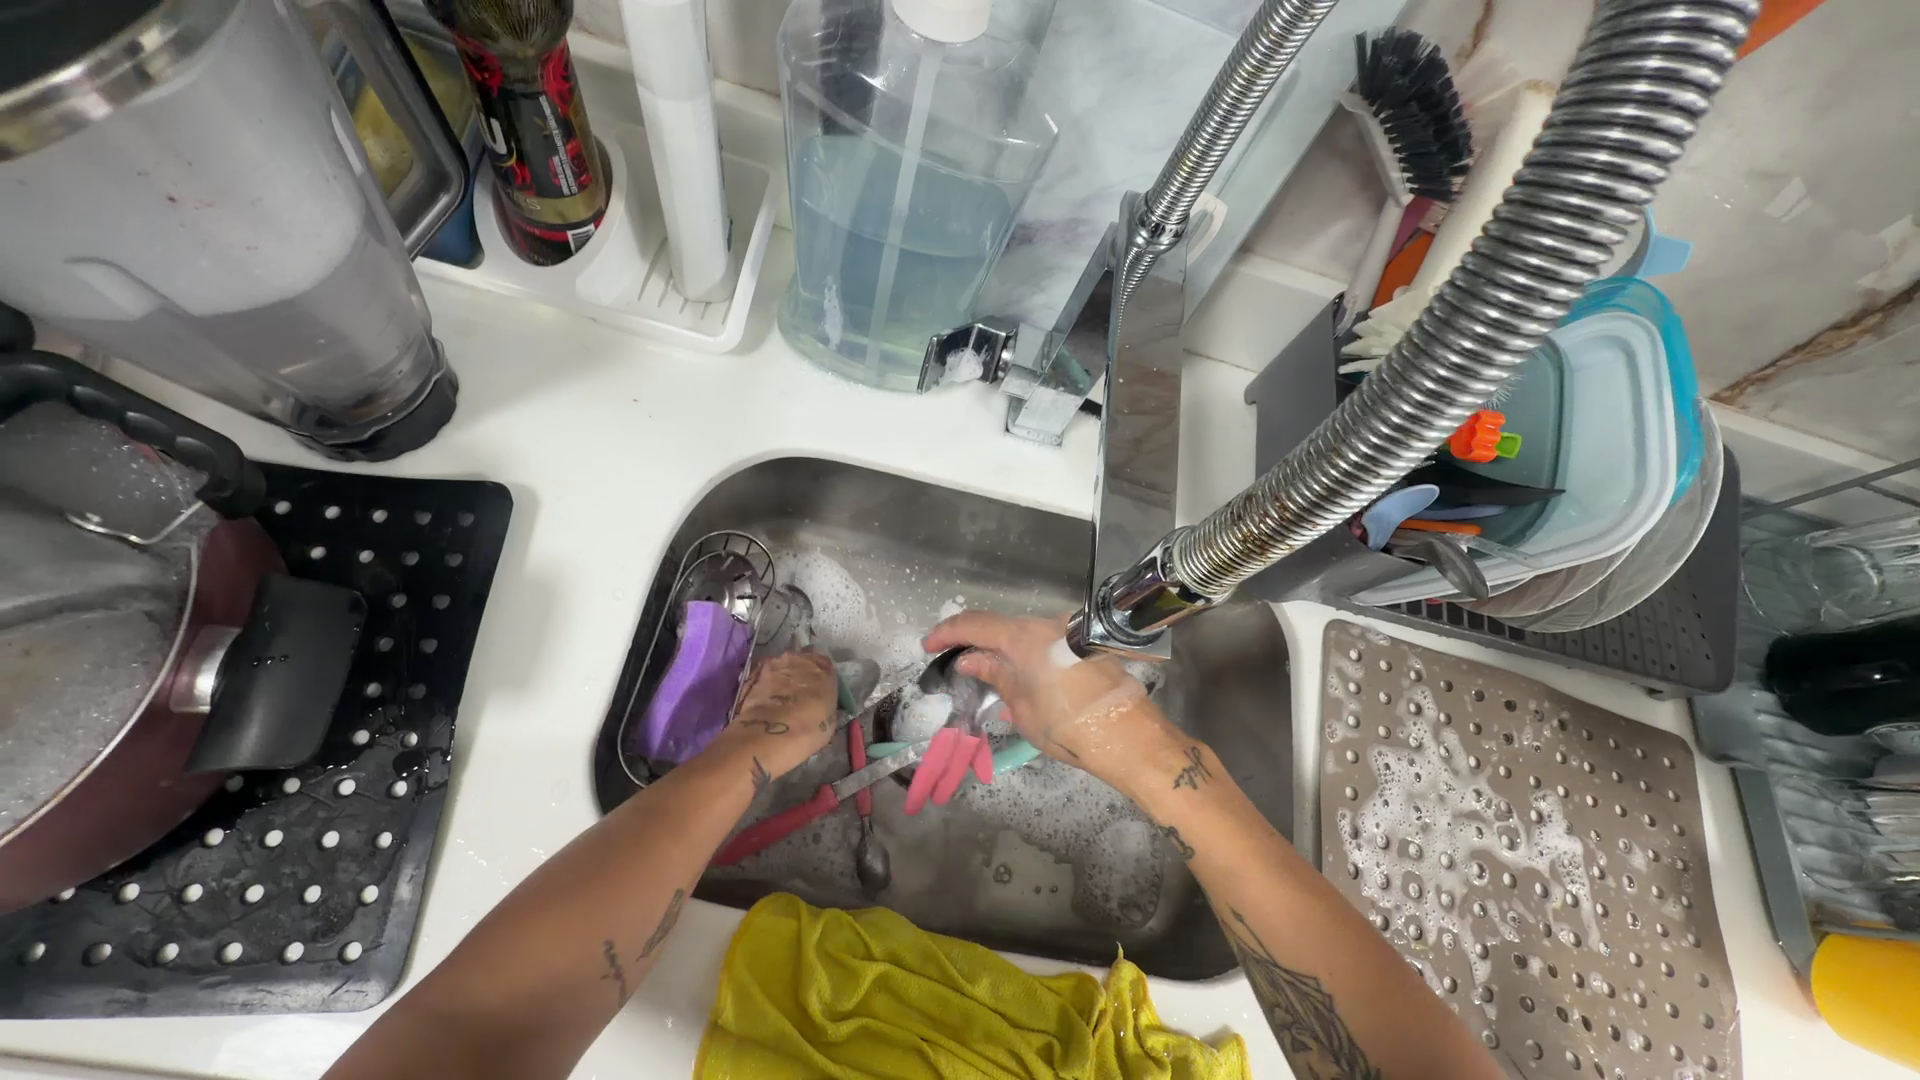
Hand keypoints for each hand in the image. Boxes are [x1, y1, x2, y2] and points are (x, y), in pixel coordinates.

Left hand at [711, 651, 839, 786]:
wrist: (774, 733)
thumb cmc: (811, 729)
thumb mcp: (829, 717)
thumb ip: (823, 702)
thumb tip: (817, 705)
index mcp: (824, 669)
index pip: (824, 666)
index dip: (820, 679)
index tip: (817, 691)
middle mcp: (799, 659)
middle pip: (800, 662)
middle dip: (798, 675)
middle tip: (797, 695)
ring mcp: (773, 665)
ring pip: (778, 668)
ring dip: (779, 680)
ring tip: (777, 701)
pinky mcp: (751, 676)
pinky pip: (762, 679)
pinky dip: (763, 688)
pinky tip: (763, 704)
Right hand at [922, 611, 1183, 792]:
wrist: (1130, 737)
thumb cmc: (1070, 727)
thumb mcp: (1023, 708)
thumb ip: (995, 677)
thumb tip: (970, 660)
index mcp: (1025, 637)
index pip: (974, 623)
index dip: (947, 632)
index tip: (928, 645)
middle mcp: (1047, 625)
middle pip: (1001, 627)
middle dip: (975, 644)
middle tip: (957, 666)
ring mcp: (1070, 633)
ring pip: (1025, 636)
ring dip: (1003, 653)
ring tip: (988, 681)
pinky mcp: (1086, 646)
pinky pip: (1045, 645)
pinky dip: (1027, 659)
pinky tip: (1021, 683)